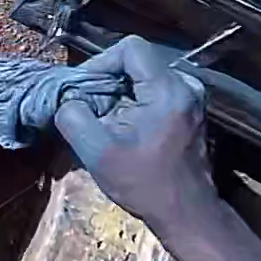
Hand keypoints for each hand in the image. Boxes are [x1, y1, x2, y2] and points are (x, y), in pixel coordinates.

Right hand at [54, 36, 215, 231]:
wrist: (186, 213)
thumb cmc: (144, 183)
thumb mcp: (97, 152)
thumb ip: (74, 117)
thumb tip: (68, 99)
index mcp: (168, 89)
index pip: (131, 48)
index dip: (101, 61)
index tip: (85, 87)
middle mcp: (186, 85)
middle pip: (138, 60)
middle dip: (108, 79)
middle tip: (89, 104)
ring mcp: (192, 96)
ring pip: (146, 74)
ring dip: (120, 90)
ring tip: (104, 116)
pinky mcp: (191, 109)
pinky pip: (156, 88)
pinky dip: (136, 99)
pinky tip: (124, 124)